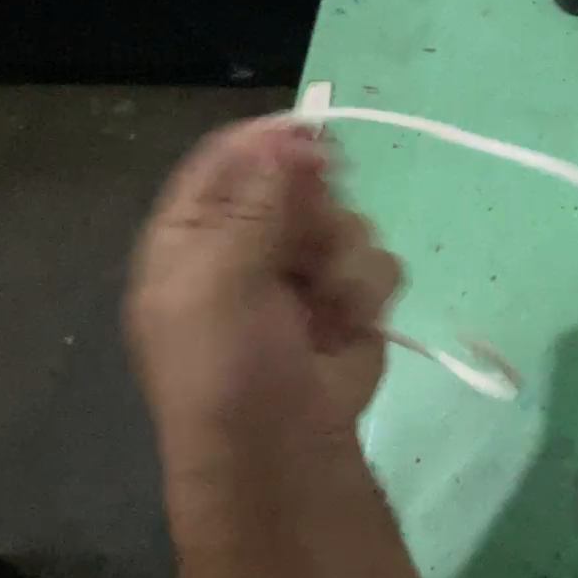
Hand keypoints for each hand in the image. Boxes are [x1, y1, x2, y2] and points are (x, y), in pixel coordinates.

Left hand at [126, 120, 401, 474]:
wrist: (286, 442)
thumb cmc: (229, 366)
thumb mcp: (221, 281)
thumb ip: (257, 206)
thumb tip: (292, 135)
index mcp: (197, 232)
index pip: (231, 160)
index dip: (273, 144)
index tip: (319, 143)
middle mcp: (255, 242)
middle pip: (304, 185)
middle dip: (319, 214)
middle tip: (310, 248)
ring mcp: (309, 269)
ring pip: (352, 222)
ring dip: (346, 262)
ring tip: (327, 306)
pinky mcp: (355, 295)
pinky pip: (380, 261)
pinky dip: (370, 290)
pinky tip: (351, 321)